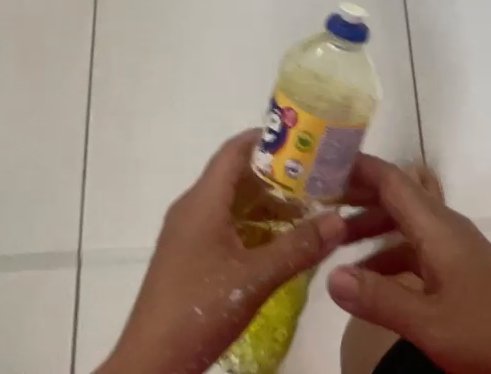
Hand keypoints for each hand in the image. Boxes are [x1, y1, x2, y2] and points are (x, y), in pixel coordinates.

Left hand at [97, 131, 393, 373]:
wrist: (151, 363)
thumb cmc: (199, 309)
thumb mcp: (255, 279)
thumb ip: (298, 248)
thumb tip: (339, 220)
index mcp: (202, 201)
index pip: (235, 151)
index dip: (267, 140)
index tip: (305, 141)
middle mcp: (192, 208)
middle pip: (236, 175)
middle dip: (276, 174)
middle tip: (317, 177)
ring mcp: (188, 233)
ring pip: (232, 202)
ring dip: (266, 202)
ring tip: (307, 208)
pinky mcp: (189, 255)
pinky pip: (224, 224)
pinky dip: (253, 224)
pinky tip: (280, 242)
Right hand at [327, 156, 490, 373]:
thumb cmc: (489, 336)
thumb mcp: (429, 324)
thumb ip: (379, 299)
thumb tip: (329, 275)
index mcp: (438, 227)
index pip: (391, 180)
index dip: (356, 167)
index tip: (319, 163)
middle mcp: (446, 227)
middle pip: (395, 197)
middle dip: (356, 195)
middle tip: (314, 201)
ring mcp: (455, 249)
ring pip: (404, 224)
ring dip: (370, 227)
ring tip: (332, 241)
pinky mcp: (460, 271)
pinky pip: (415, 249)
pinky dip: (387, 254)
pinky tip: (367, 278)